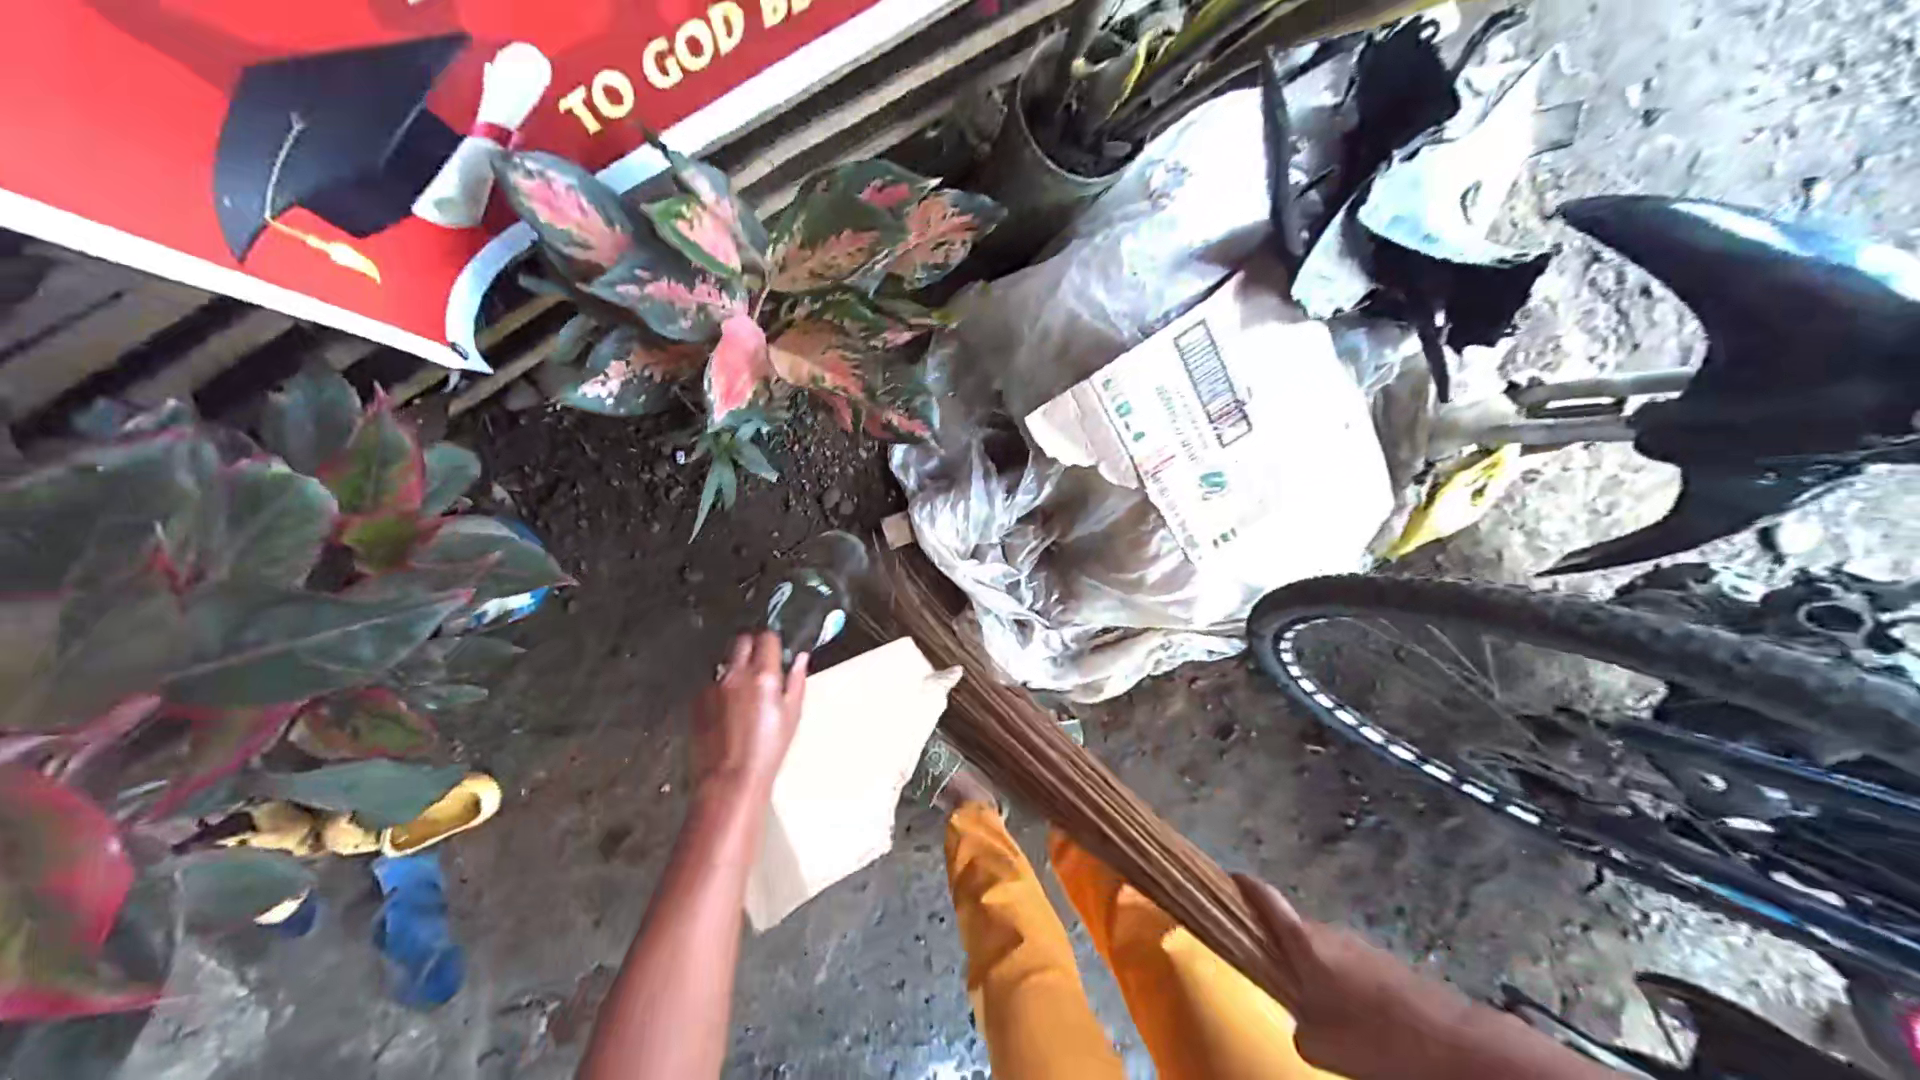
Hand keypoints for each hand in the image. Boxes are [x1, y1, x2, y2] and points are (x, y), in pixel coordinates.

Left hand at [690, 632, 808, 796]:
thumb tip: (800, 659)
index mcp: (764, 676)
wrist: (730, 779)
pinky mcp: (697, 700)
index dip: (772, 641)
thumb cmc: (766, 752)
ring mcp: (714, 686)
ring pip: (725, 662)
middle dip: (751, 646)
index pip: (766, 638)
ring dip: (735, 668)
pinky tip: (729, 709)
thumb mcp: (792, 715)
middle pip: (741, 641)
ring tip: (744, 693)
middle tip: (759, 663)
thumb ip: (796, 680)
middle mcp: (736, 675)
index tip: (775, 648)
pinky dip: (720, 689)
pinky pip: (711, 683)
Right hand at [1234, 874, 1492, 1079]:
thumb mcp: (1317, 1044)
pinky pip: (1348, 962)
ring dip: (1311, 963)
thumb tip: (1300, 1019)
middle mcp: (1328, 932)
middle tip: (1267, 965)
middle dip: (1277, 941)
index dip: (1243, 885)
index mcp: (1303, 942)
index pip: (1264, 898)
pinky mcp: (1386, 962)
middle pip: (1291, 926)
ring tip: (1313, 998)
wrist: (1454, 1047)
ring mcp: (1360, 944)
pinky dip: (1339, 978)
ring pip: (1322, 946)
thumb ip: (1295, 1022)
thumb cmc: (1373, 1038)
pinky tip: (1353, 1012)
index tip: (1226, 878)